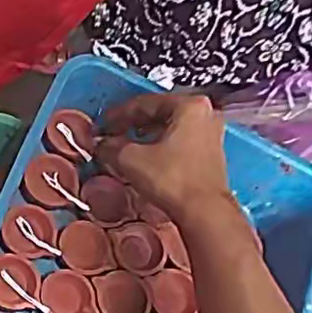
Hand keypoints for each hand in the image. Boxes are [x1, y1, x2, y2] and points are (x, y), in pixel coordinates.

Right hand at [95, 93, 234, 223]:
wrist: (202, 209)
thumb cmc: (173, 179)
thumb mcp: (131, 159)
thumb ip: (111, 147)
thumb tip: (101, 145)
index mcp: (189, 106)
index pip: (145, 103)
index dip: (118, 114)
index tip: (103, 124)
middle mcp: (205, 115)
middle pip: (159, 113)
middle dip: (131, 124)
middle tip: (111, 134)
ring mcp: (210, 135)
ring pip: (169, 128)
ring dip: (144, 137)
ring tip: (123, 147)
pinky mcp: (208, 155)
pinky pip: (177, 142)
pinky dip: (158, 147)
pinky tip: (143, 159)